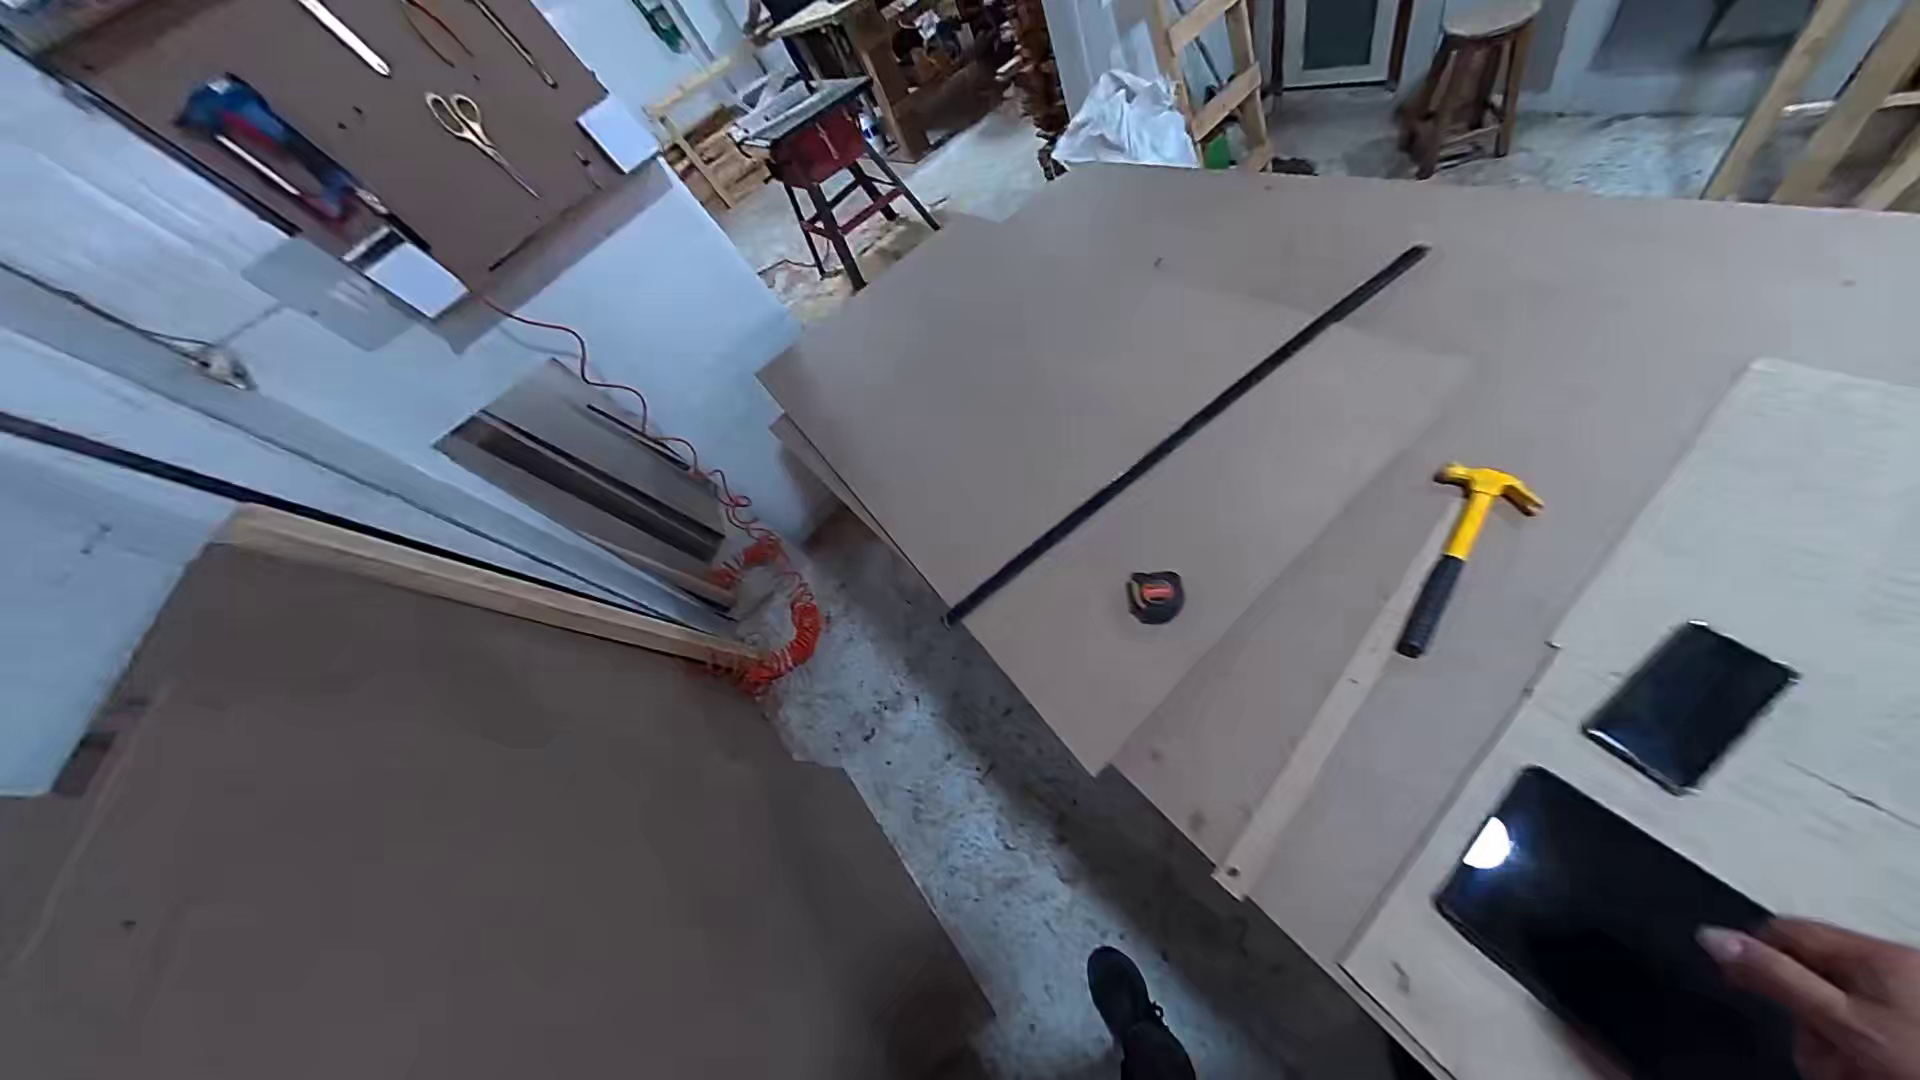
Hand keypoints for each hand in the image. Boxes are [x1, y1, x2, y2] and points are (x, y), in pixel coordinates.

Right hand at [1700, 919, 1919, 1079]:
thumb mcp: (1846, 1026)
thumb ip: (1772, 975)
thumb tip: (1708, 934)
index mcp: (1875, 953)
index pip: (1782, 931)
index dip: (1753, 955)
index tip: (1740, 988)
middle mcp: (1903, 964)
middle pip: (1817, 970)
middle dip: (1807, 1013)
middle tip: (1822, 1056)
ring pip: (1852, 1003)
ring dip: (1841, 1038)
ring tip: (1859, 1073)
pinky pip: (1887, 1024)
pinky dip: (1875, 1050)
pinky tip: (1882, 1071)